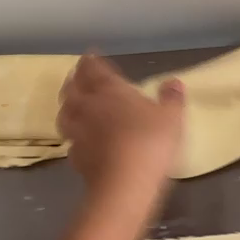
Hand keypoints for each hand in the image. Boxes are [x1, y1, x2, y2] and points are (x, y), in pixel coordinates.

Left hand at [58, 53, 185, 198]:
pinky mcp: (75, 157)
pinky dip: (73, 135)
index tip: (90, 54)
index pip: (94, 69)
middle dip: (74, 79)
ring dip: (67, 105)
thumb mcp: (171, 118)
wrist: (124, 185)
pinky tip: (80, 139)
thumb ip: (171, 99)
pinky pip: (71, 140)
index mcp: (110, 91)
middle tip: (77, 75)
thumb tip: (174, 82)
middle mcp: (88, 107)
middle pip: (73, 88)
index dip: (91, 60)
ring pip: (65, 113)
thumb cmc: (150, 143)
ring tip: (71, 103)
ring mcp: (78, 133)